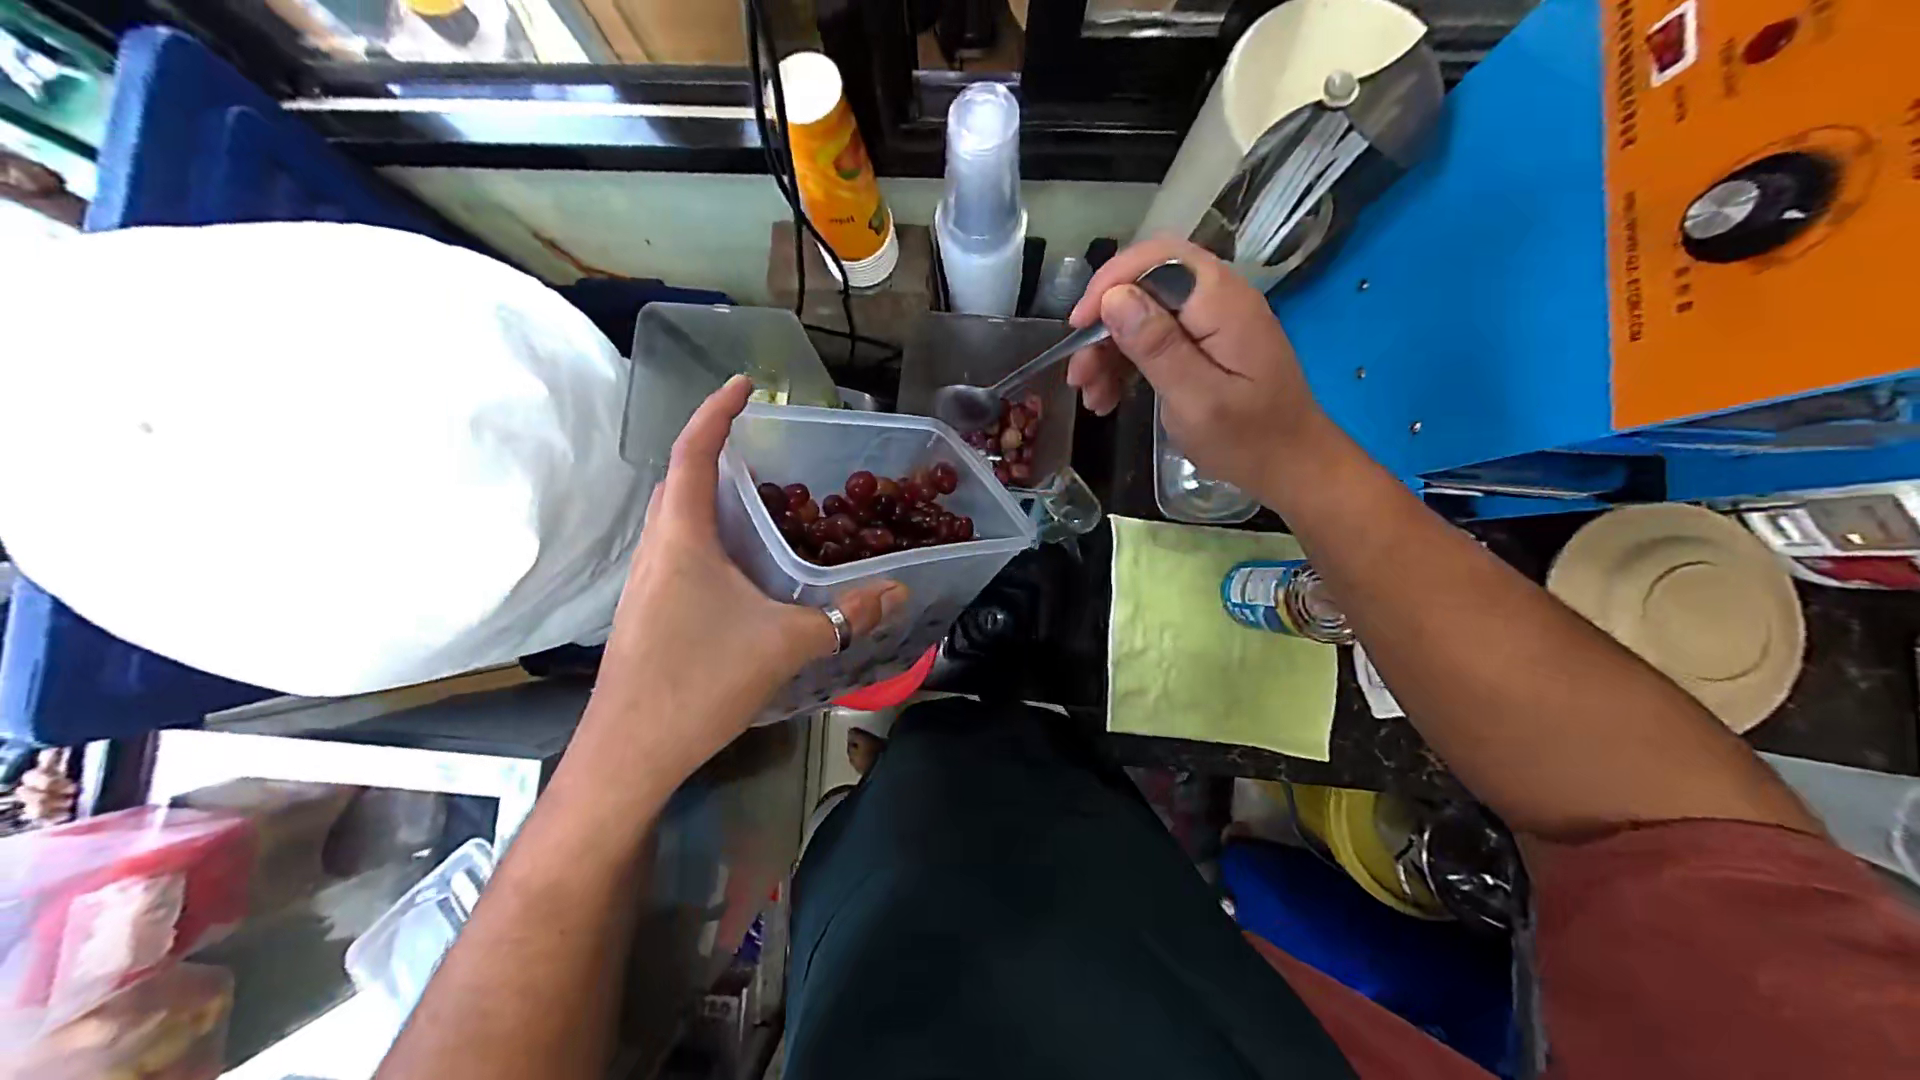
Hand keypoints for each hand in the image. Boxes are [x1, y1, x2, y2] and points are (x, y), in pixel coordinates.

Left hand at [582, 376, 905, 782]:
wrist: (628, 754)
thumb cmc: (698, 681)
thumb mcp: (785, 642)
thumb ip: (845, 616)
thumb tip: (898, 591)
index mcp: (681, 536)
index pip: (693, 451)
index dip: (716, 411)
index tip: (743, 384)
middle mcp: (657, 549)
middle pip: (681, 481)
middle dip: (716, 452)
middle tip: (762, 448)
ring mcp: (647, 584)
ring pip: (680, 522)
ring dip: (714, 500)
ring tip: (762, 503)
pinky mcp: (650, 613)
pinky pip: (682, 556)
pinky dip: (713, 541)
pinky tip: (745, 571)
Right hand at [1064, 234, 1329, 497]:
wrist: (1290, 465)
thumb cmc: (1248, 440)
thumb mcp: (1197, 400)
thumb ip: (1157, 346)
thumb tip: (1114, 298)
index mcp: (1222, 303)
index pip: (1158, 259)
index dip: (1111, 283)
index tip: (1079, 327)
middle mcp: (1217, 299)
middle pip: (1144, 285)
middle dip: (1104, 324)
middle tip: (1079, 373)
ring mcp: (1210, 321)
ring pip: (1142, 313)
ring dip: (1108, 350)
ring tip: (1092, 396)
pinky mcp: (1202, 342)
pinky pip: (1153, 338)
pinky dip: (1125, 363)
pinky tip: (1109, 396)